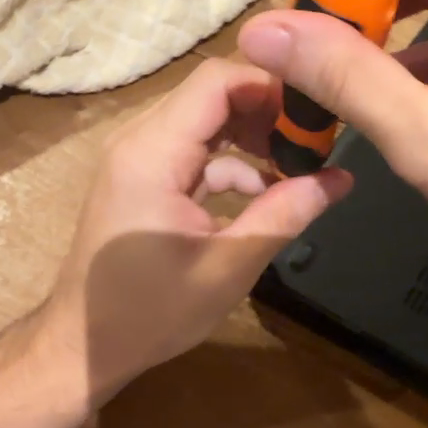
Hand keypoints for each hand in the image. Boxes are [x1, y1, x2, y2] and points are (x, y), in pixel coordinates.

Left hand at [36, 59, 351, 404]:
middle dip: (268, 112)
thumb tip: (342, 178)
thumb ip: (285, 214)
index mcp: (153, 152)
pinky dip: (231, 165)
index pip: (217, 81)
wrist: (84, 347)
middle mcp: (140, 141)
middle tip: (319, 140)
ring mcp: (137, 159)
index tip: (319, 111)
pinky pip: (194, 153)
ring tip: (300, 166)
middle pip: (212, 96)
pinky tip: (264, 193)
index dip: (271, 86)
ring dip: (252, 139)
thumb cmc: (151, 311)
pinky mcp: (142, 180)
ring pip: (205, 123)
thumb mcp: (229, 266)